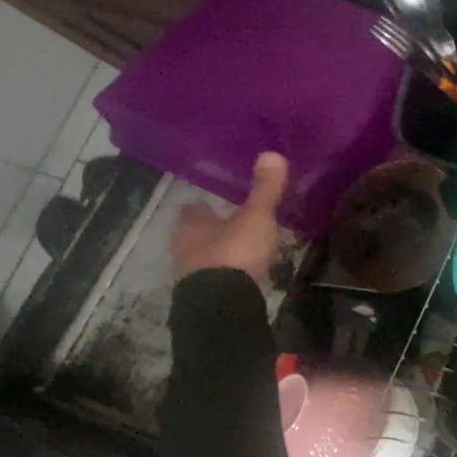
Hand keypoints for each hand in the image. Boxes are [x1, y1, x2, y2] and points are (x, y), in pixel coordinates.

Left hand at [171, 152, 287, 286]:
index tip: (216, 202)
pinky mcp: (204, 295)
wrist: (224, 303)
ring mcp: (192, 274)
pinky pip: (216, 277)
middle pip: (196, 233)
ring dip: (219, 252)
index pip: (193, 209)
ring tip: (242, 248)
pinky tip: (243, 272)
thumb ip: (264, 189)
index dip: (204, 206)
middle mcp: (184, 246)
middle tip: (233, 223)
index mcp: (192, 224)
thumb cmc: (234, 251)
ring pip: (204, 256)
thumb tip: (272, 153)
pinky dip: (227, 272)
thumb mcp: (256, 217)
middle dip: (212, 229)